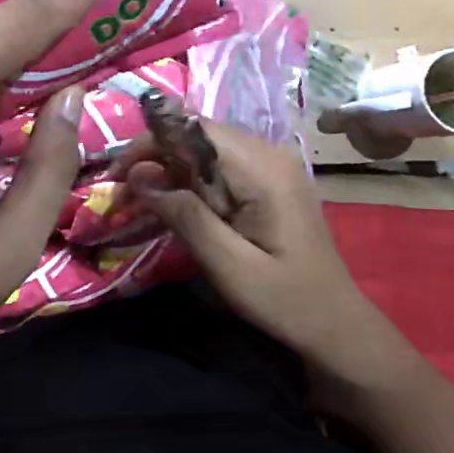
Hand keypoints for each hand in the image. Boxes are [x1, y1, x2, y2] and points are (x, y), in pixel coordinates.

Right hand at [117, 124, 397, 370]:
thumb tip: (139, 175)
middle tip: (122, 191)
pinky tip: (174, 202)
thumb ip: (185, 215)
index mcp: (265, 170)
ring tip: (140, 198)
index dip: (152, 142)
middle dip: (156, 156)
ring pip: (207, 148)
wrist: (335, 322)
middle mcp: (271, 154)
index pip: (197, 130)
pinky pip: (222, 165)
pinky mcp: (271, 180)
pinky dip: (192, 178)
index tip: (118, 174)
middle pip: (200, 134)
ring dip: (171, 168)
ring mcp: (274, 165)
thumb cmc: (284, 300)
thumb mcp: (229, 265)